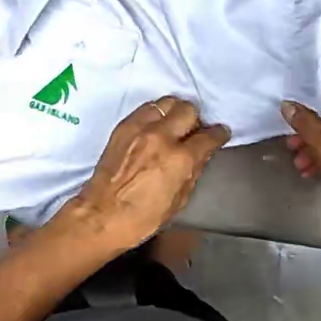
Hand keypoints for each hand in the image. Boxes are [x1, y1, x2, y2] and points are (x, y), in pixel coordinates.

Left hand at [55, 97, 229, 254]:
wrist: (100, 216)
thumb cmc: (143, 217)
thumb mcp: (179, 200)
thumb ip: (194, 171)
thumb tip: (203, 153)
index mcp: (179, 160)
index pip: (208, 136)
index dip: (219, 134)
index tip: (220, 134)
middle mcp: (162, 137)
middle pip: (189, 110)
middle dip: (195, 121)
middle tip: (192, 132)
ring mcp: (140, 128)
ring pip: (168, 102)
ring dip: (176, 112)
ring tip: (173, 125)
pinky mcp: (124, 126)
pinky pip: (147, 108)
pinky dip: (156, 113)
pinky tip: (155, 127)